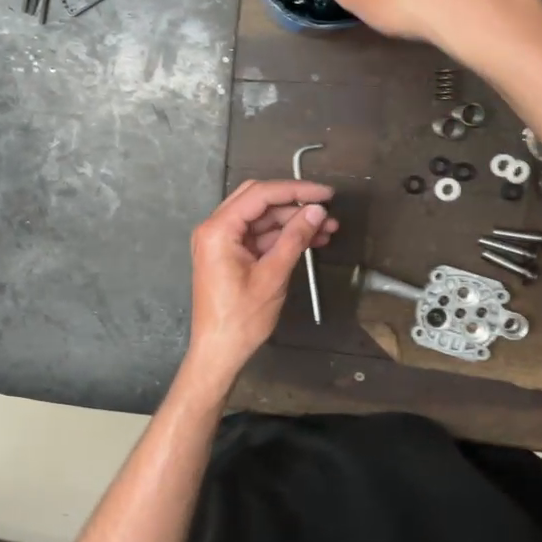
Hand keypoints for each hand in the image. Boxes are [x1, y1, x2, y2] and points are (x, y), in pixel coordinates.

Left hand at [186, 180, 337, 387]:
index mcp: (217, 230)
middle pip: (258, 201)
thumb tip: (317, 212)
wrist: (219, 351)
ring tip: (328, 229)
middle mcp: (214, 229)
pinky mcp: (228, 255)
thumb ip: (294, 239)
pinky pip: (257, 237)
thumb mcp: (273, 276)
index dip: (295, 190)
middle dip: (294, 204)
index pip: (259, 194)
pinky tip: (310, 240)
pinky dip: (282, 237)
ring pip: (260, 219)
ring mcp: (220, 242)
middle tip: (327, 209)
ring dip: (292, 222)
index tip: (326, 193)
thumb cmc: (242, 318)